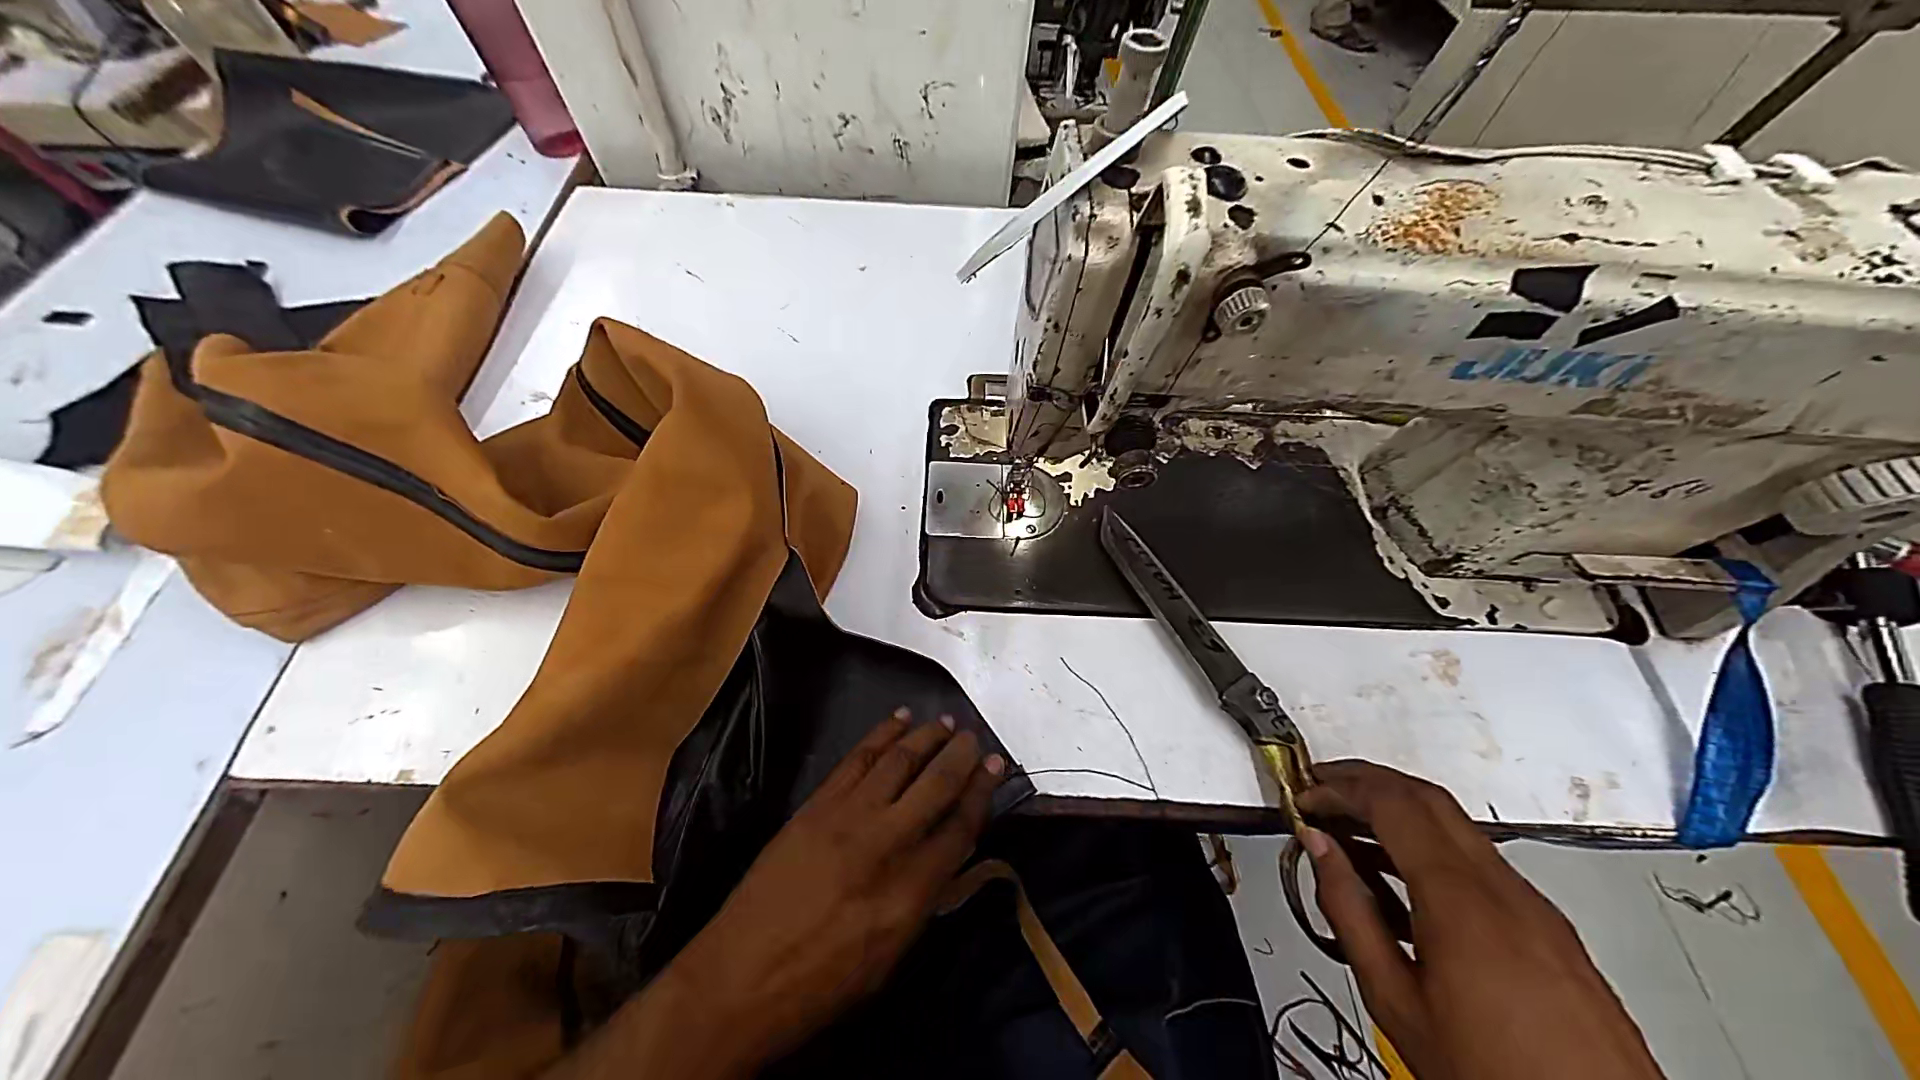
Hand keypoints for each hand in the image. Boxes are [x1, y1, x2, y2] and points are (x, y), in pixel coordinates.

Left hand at [550, 709, 1004, 1079]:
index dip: (982, 793)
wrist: (740, 977)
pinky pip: (857, 758)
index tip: (996, 768)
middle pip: (935, 785)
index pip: (960, 828)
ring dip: (925, 737)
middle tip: (975, 737)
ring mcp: (847, 817)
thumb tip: (947, 854)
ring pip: (898, 761)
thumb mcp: (891, 956)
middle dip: (960, 756)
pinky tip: (897, 720)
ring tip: (945, 722)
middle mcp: (885, 844)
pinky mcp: (816, 804)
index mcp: (910, 892)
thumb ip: (925, 899)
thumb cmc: (822, 982)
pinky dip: (881, 734)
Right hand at [1298, 761, 1665, 1079]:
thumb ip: (1348, 911)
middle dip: (1366, 780)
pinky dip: (1428, 842)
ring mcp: (1534, 907)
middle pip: (1427, 797)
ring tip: (1349, 827)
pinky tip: (1398, 873)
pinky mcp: (1548, 927)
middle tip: (1322, 787)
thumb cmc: (1499, 1079)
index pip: (1392, 803)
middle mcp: (1505, 891)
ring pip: (1455, 823)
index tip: (1307, 795)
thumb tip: (1320, 850)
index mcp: (1461, 901)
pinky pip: (1478, 858)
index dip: (1341, 787)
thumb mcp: (1394, 997)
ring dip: (1397, 809)